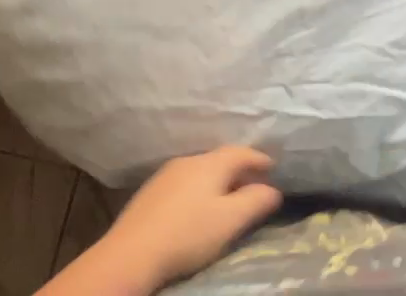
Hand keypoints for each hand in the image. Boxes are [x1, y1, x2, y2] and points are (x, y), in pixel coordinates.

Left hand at [91, 146, 283, 289]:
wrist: (131, 253)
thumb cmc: (188, 234)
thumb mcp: (230, 221)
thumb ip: (255, 202)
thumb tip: (274, 190)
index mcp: (210, 163)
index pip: (241, 152)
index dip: (259, 159)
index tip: (273, 167)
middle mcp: (188, 161)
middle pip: (220, 159)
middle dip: (239, 170)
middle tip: (253, 184)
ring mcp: (166, 175)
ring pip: (200, 171)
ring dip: (217, 181)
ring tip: (226, 197)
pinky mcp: (150, 192)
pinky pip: (184, 183)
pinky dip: (198, 190)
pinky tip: (196, 207)